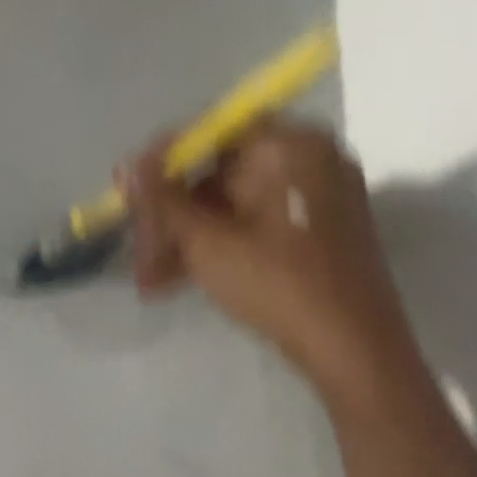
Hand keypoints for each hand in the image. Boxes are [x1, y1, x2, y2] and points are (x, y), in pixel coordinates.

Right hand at [122, 123, 424, 404]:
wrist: (350, 343)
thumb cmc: (275, 281)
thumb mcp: (205, 241)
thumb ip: (162, 200)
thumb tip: (127, 166)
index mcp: (288, 145)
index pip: (210, 133)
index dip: (161, 163)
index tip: (127, 198)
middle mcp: (306, 158)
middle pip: (216, 173)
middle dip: (168, 216)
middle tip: (136, 255)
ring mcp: (314, 196)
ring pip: (228, 205)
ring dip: (183, 240)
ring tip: (150, 283)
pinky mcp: (314, 231)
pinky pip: (251, 225)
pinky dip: (215, 247)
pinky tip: (179, 282)